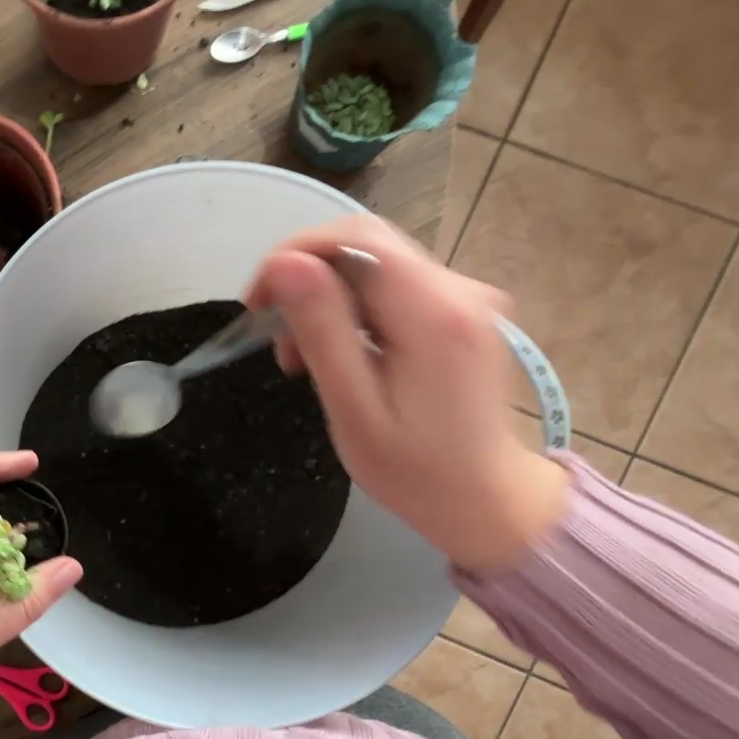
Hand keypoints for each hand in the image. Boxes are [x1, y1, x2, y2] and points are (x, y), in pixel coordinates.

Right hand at [245, 215, 568, 571]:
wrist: (482, 498)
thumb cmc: (412, 470)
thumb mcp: (354, 408)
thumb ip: (322, 331)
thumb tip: (284, 264)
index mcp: (435, 311)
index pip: (356, 240)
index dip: (295, 256)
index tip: (256, 303)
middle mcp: (459, 288)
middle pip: (365, 246)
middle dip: (305, 278)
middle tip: (272, 335)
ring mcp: (464, 297)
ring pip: (374, 267)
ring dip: (325, 301)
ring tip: (299, 359)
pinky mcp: (459, 311)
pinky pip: (392, 288)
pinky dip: (351, 312)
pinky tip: (336, 354)